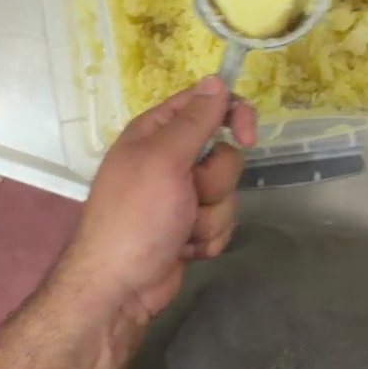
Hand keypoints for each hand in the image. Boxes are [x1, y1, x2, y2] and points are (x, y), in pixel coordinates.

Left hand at [58, 76, 257, 324]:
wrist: (120, 288)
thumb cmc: (135, 217)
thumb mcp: (164, 160)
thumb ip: (195, 120)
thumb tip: (217, 80)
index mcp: (156, 133)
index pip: (207, 105)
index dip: (232, 116)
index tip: (247, 138)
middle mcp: (169, 160)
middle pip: (225, 155)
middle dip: (214, 182)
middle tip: (188, 196)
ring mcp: (181, 196)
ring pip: (227, 193)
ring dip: (209, 217)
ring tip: (180, 230)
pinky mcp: (190, 227)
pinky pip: (221, 222)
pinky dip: (206, 239)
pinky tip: (183, 249)